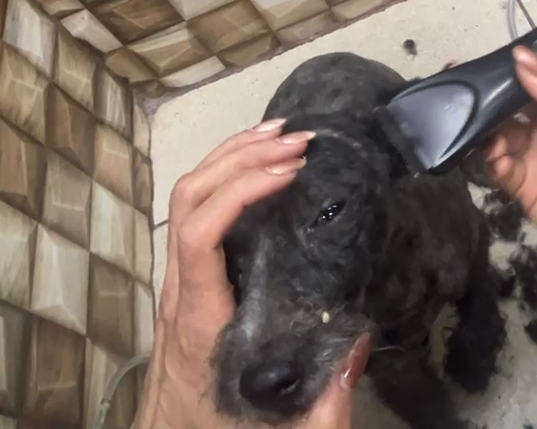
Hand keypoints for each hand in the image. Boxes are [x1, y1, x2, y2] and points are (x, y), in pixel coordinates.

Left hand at [139, 120, 371, 428]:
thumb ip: (321, 406)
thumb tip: (359, 345)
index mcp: (197, 318)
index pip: (199, 233)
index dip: (240, 191)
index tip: (289, 174)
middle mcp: (179, 288)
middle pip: (191, 197)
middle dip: (243, 157)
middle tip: (298, 143)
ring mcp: (177, 278)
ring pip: (188, 195)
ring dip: (233, 155)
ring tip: (282, 135)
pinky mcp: (186, 276)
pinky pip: (196, 208)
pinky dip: (227, 172)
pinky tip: (260, 162)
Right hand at [483, 47, 536, 299]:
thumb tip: (523, 58)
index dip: (513, 68)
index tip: (481, 63)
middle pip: (514, 103)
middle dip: (489, 99)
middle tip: (462, 97)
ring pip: (501, 132)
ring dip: (489, 133)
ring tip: (491, 144)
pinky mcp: (526, 188)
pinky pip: (499, 165)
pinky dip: (492, 161)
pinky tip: (497, 165)